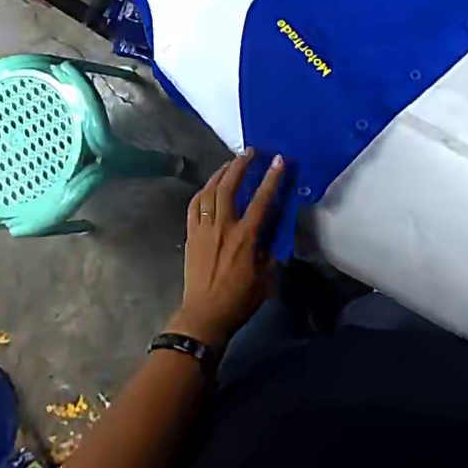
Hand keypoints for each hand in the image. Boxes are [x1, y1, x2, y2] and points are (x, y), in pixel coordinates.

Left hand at [168, 150, 285, 350]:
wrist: (205, 315)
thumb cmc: (239, 300)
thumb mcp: (266, 279)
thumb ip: (271, 252)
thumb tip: (275, 234)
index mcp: (245, 237)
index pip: (261, 201)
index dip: (271, 179)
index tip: (278, 160)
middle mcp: (223, 226)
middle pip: (229, 187)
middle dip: (240, 166)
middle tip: (250, 152)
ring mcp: (204, 228)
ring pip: (210, 191)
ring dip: (221, 173)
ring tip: (230, 162)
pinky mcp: (190, 234)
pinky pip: (195, 204)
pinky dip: (203, 191)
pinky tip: (209, 185)